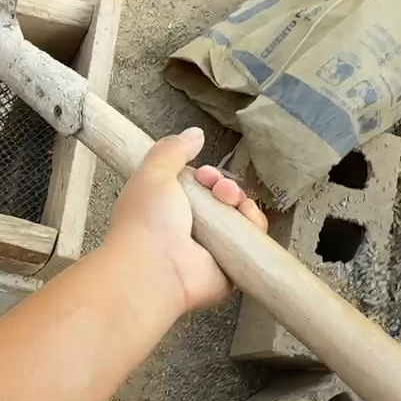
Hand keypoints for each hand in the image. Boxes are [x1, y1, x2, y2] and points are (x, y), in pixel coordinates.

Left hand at [105, 127, 267, 313]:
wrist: (155, 267)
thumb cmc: (147, 219)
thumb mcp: (153, 174)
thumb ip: (172, 151)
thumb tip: (195, 133)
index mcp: (166, 206)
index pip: (197, 185)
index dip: (205, 174)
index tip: (202, 173)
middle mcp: (188, 226)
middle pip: (221, 197)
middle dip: (224, 185)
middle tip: (217, 187)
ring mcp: (210, 246)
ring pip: (239, 215)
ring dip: (239, 201)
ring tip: (229, 200)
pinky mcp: (232, 264)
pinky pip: (252, 239)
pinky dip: (253, 224)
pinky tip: (245, 216)